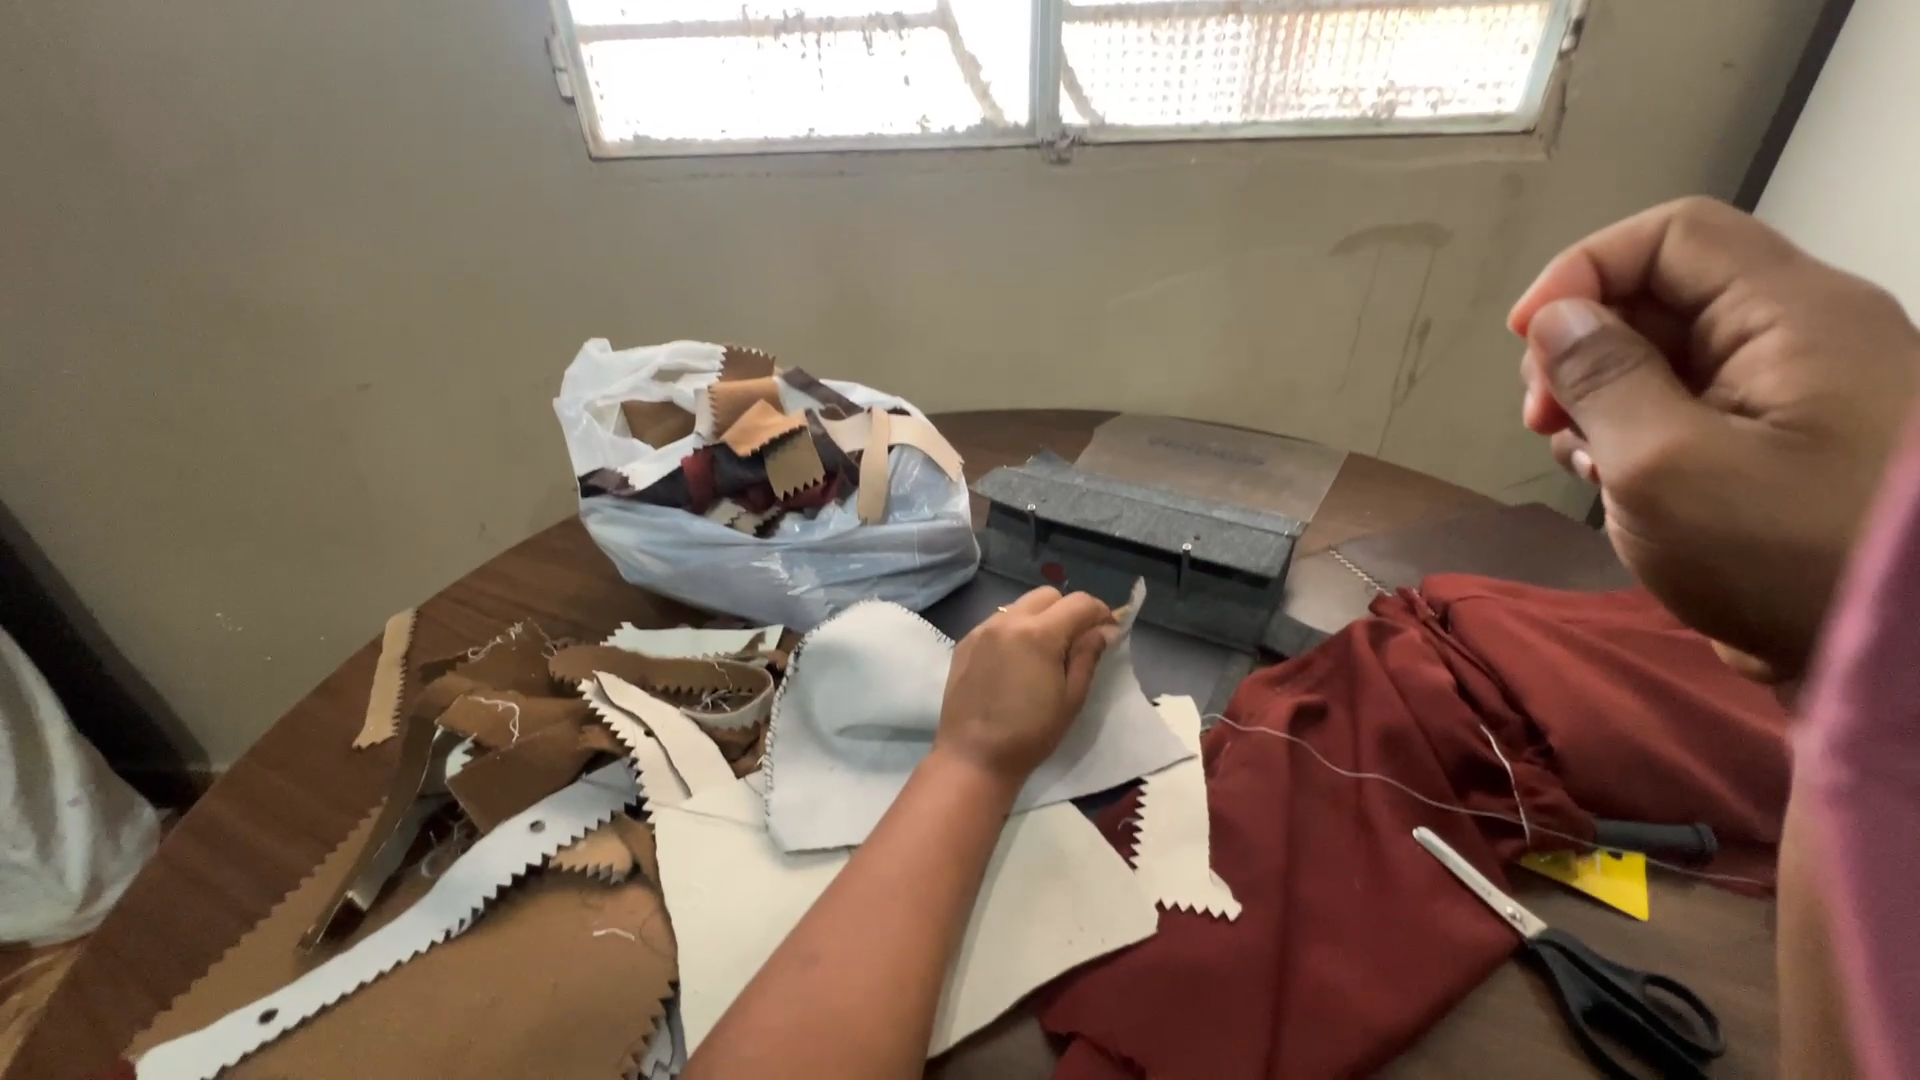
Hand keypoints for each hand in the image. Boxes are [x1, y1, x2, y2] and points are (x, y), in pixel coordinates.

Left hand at [935, 587, 1116, 783]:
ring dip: (1040, 617)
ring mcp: (982, 629)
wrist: (974, 756)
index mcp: (1039, 634)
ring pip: (1020, 605)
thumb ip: (1088, 655)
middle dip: (1068, 610)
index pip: (1079, 602)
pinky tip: (1016, 659)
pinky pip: (998, 622)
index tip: (1108, 630)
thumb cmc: (1031, 733)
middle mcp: (1008, 621)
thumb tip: (1105, 629)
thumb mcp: (1071, 698)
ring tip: (1045, 650)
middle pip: (1048, 596)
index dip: (1100, 612)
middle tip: (1077, 640)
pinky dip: (1014, 629)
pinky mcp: (965, 642)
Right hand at [1511, 197, 1919, 678]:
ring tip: (1579, 459)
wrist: (1876, 658)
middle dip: (1576, 347)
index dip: (1582, 271)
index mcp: (1791, 316)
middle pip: (1654, 293)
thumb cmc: (1780, 554)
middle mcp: (1791, 336)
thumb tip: (1554, 317)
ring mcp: (1778, 391)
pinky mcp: (1760, 440)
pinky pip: (1669, 405)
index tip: (1522, 340)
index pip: (1671, 235)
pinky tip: (1608, 479)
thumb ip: (1601, 376)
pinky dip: (1620, 432)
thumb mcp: (1663, 463)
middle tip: (1542, 419)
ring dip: (1590, 398)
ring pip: (1651, 354)